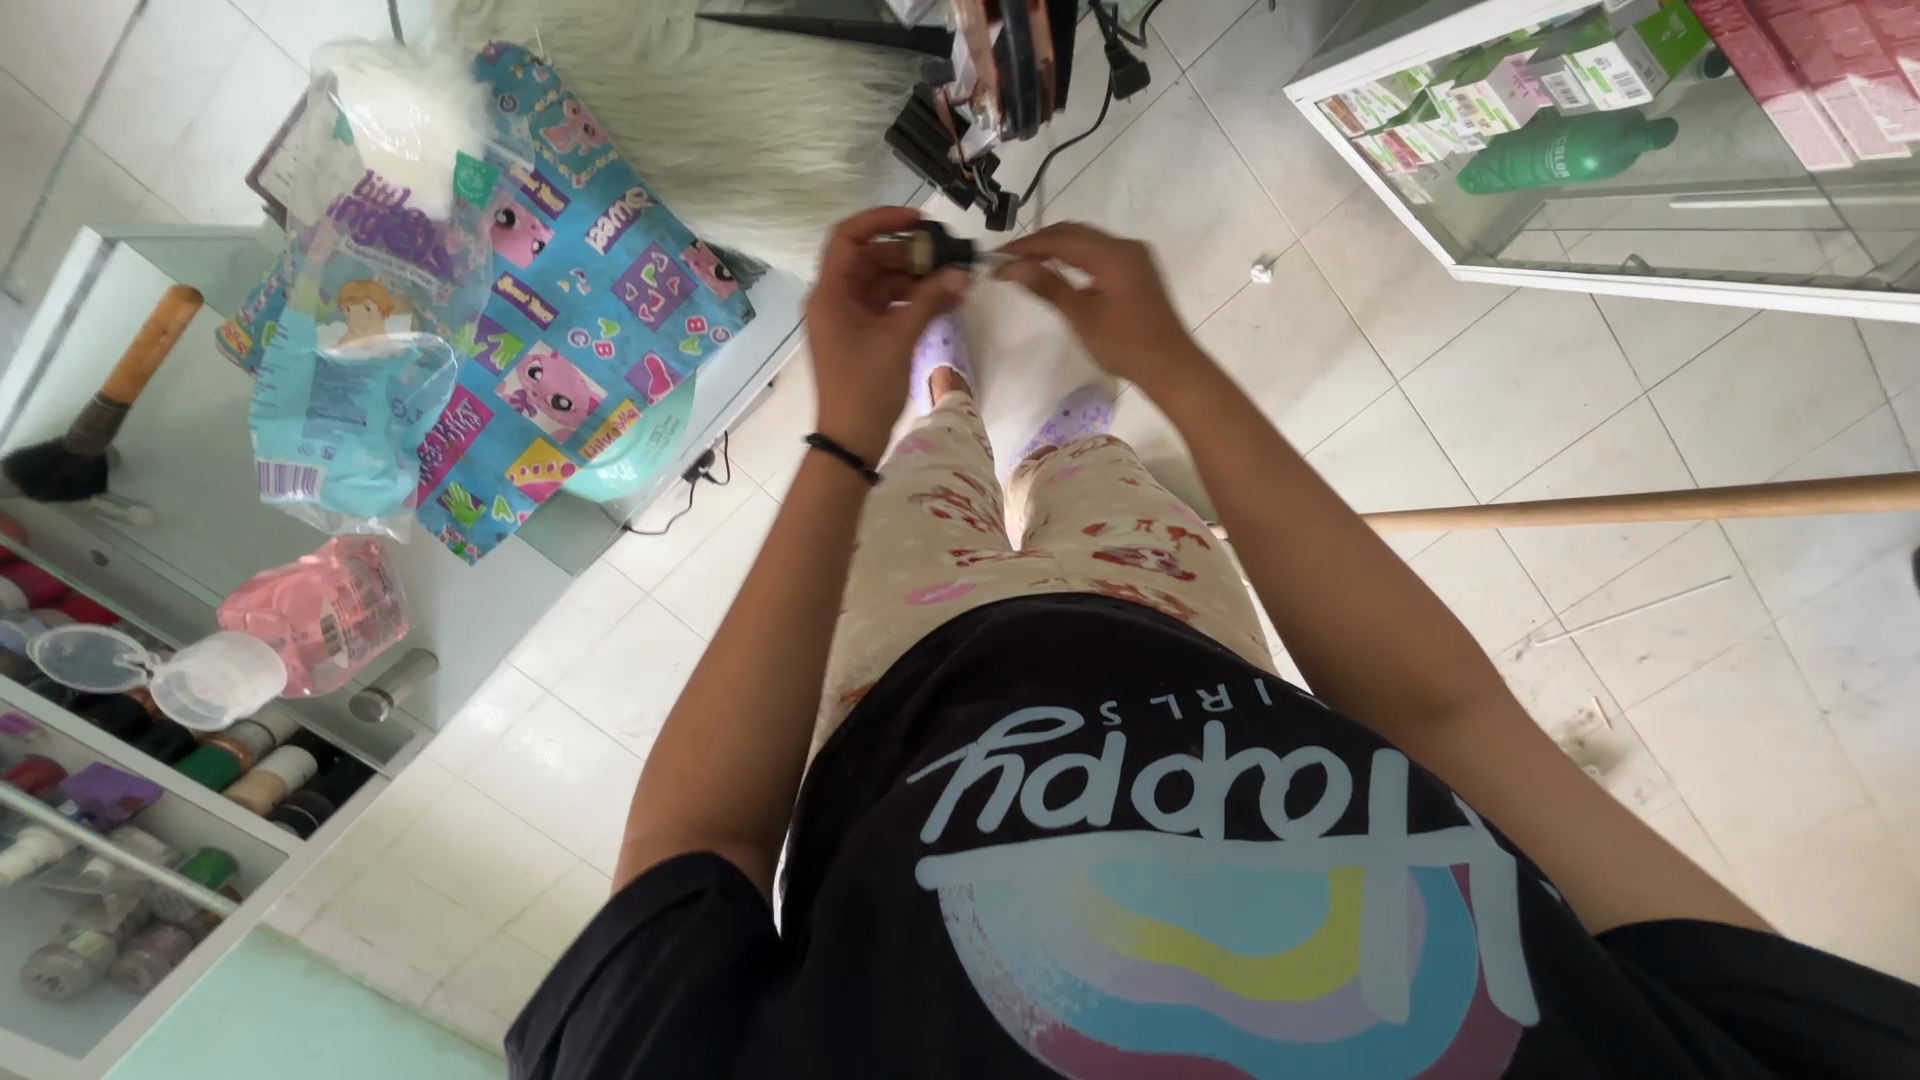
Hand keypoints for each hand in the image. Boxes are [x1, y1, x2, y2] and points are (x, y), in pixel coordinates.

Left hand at [805, 207, 969, 461]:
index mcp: (829, 294)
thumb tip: (961, 274)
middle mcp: (833, 300)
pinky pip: (886, 306)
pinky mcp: (861, 337)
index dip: (882, 221)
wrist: (852, 440)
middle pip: (869, 259)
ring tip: (950, 281)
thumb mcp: (899, 340)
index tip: (919, 221)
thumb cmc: (866, 389)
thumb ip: (929, 301)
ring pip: (881, 283)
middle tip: (945, 257)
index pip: (848, 238)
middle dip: (907, 255)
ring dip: (914, 279)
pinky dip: (910, 302)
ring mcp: (847, 319)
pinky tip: (940, 302)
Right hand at [995, 223, 1213, 397]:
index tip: (997, 258)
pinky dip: (1074, 258)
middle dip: (1039, 244)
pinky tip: (1058, 271)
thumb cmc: (1125, 346)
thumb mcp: (1082, 317)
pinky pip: (1099, 254)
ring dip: (1056, 249)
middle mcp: (1125, 247)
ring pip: (1087, 242)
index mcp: (1113, 255)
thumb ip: (1048, 287)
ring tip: (1026, 266)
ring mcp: (1134, 257)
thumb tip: (1013, 268)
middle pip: (1074, 233)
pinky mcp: (1136, 271)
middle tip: (1008, 262)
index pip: (1061, 240)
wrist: (1170, 366)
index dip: (1026, 247)